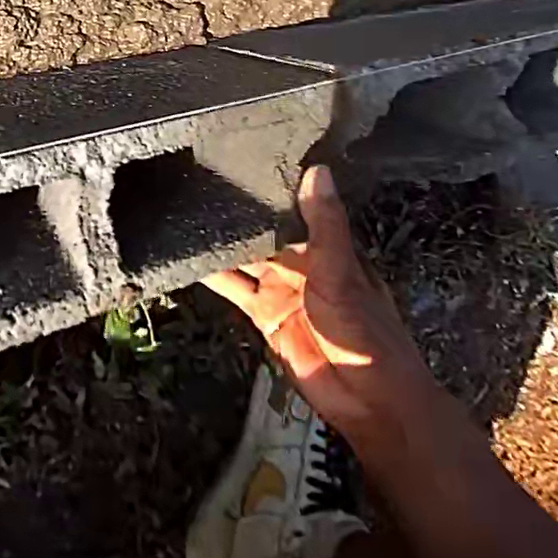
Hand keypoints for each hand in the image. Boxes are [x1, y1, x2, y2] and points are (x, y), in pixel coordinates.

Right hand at [203, 165, 430, 448]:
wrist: (368, 400)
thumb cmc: (365, 332)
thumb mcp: (343, 271)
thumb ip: (326, 224)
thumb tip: (317, 171)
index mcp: (326, 245)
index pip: (295, 207)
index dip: (273, 186)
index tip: (245, 157)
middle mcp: (301, 263)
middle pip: (265, 231)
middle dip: (241, 212)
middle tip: (204, 179)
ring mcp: (281, 288)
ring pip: (245, 257)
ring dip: (224, 242)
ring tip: (189, 212)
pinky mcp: (264, 314)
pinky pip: (235, 289)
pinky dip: (214, 276)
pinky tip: (191, 259)